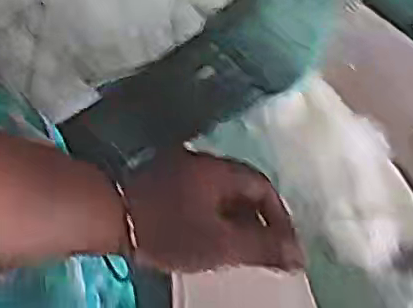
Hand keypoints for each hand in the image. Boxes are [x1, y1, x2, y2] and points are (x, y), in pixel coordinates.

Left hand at [122, 149, 302, 273]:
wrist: (115, 215)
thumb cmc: (171, 228)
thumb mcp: (223, 243)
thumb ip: (263, 246)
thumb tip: (297, 253)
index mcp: (214, 169)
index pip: (261, 184)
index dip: (280, 217)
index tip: (286, 249)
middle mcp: (196, 160)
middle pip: (240, 185)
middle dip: (260, 219)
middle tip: (268, 253)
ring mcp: (177, 168)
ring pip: (220, 191)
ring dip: (237, 219)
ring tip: (243, 251)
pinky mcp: (162, 180)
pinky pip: (201, 194)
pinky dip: (216, 215)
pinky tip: (214, 239)